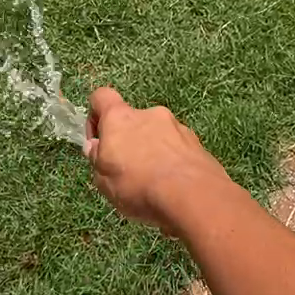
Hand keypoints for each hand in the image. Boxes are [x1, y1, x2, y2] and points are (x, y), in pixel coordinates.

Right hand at [84, 87, 236, 233]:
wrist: (194, 196)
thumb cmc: (139, 186)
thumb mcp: (103, 180)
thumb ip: (98, 159)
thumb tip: (97, 146)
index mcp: (121, 117)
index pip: (102, 97)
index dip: (95, 117)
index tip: (98, 143)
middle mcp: (152, 115)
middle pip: (134, 122)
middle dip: (130, 143)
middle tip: (130, 172)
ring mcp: (180, 129)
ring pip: (160, 137)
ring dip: (154, 153)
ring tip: (155, 185)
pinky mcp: (199, 145)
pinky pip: (180, 151)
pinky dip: (175, 163)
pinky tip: (176, 187)